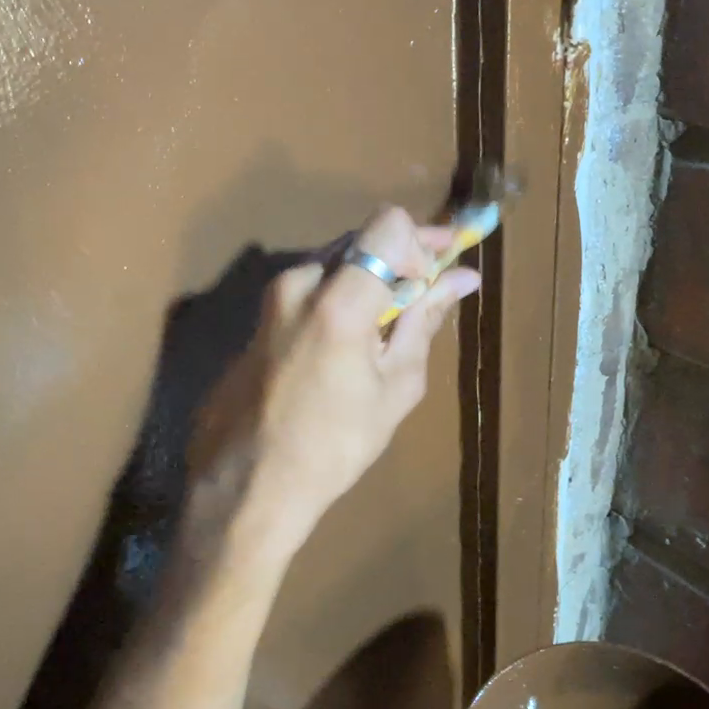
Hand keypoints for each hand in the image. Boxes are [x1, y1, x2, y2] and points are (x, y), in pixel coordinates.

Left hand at [193, 206, 481, 552]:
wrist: (248, 483)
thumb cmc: (334, 446)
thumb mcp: (395, 388)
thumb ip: (424, 321)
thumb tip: (461, 278)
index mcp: (338, 300)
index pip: (388, 224)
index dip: (420, 240)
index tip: (435, 273)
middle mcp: (298, 284)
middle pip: (360, 240)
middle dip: (397, 259)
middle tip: (423, 295)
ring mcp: (269, 299)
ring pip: (332, 263)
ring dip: (365, 282)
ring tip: (383, 332)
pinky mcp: (256, 317)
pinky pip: (307, 289)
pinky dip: (336, 299)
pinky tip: (344, 345)